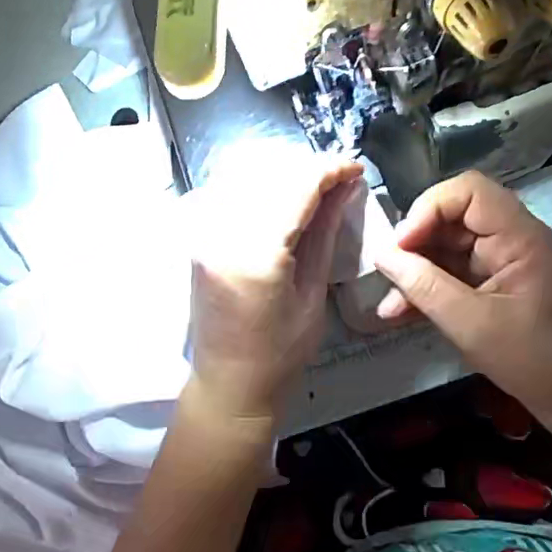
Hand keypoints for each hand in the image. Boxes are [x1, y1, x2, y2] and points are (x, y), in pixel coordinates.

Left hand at [185, 152, 365, 423]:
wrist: (228, 385)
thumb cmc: (279, 354)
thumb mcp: (312, 295)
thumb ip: (324, 235)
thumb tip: (343, 190)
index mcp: (256, 255)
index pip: (296, 189)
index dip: (329, 170)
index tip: (354, 167)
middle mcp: (222, 236)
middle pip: (270, 178)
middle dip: (308, 170)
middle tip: (340, 178)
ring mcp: (203, 237)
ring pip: (247, 182)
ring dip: (283, 176)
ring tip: (314, 188)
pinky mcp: (197, 242)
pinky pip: (230, 198)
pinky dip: (259, 191)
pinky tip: (280, 199)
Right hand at [373, 171, 551, 423]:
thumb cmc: (527, 358)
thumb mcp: (469, 323)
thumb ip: (423, 285)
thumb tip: (381, 255)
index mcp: (520, 237)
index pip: (469, 191)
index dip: (429, 209)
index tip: (402, 244)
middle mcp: (510, 238)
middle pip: (452, 215)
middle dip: (415, 242)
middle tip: (389, 271)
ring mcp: (499, 260)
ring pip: (445, 245)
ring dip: (414, 269)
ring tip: (389, 302)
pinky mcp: (489, 281)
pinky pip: (450, 270)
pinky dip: (425, 287)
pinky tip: (398, 312)